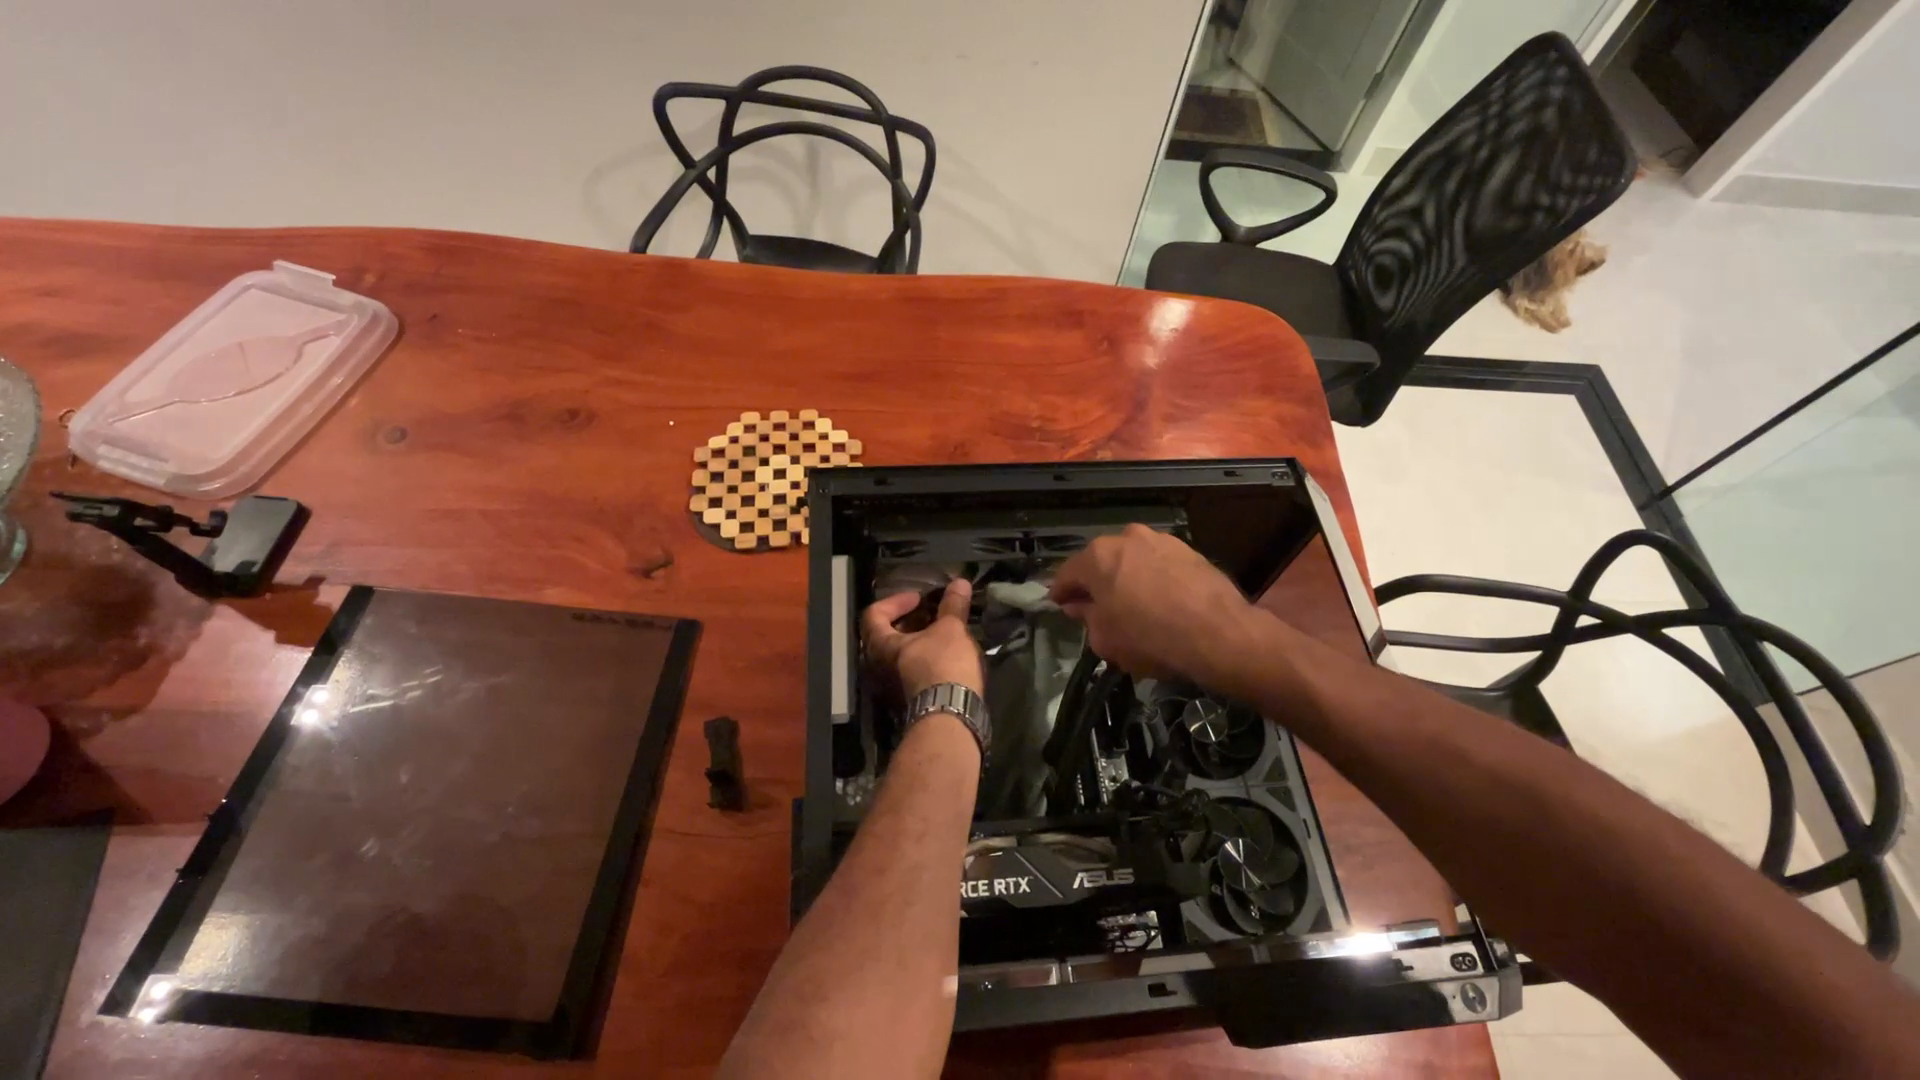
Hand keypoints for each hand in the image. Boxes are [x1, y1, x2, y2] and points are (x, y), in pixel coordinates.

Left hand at [863, 579, 983, 698]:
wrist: (951, 713)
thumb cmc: (942, 664)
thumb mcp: (951, 629)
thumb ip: (952, 605)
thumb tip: (959, 583)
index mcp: (881, 645)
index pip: (874, 614)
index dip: (895, 601)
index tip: (918, 598)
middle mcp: (878, 666)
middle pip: (885, 636)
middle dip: (908, 622)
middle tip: (930, 614)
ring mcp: (891, 686)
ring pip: (899, 657)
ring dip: (918, 642)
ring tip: (942, 634)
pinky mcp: (909, 700)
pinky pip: (911, 673)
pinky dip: (925, 660)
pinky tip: (947, 657)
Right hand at [1048, 525, 1254, 682]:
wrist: (1219, 634)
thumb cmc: (1150, 638)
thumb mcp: (1105, 639)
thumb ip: (1087, 618)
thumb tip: (1080, 607)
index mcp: (1098, 557)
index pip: (1068, 574)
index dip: (1060, 592)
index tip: (1058, 604)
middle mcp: (1127, 538)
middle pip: (1101, 561)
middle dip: (1095, 582)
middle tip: (1094, 605)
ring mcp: (1161, 541)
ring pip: (1132, 559)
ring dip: (1126, 577)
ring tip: (1131, 603)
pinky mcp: (1190, 551)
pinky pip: (1159, 565)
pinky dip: (1154, 578)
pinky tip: (1159, 600)